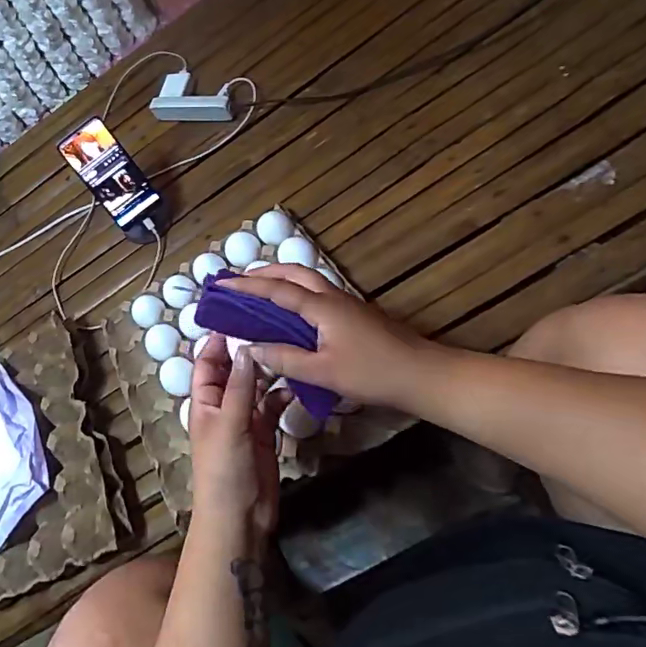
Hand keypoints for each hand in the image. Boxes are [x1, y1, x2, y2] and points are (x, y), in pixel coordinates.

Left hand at [189, 337, 289, 540]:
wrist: (240, 519)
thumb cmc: (223, 469)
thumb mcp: (228, 424)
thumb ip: (238, 386)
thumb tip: (245, 347)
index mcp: (204, 400)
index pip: (208, 361)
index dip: (219, 339)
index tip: (239, 314)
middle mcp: (223, 404)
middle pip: (234, 368)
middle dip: (249, 349)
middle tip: (273, 324)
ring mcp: (245, 418)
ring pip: (256, 384)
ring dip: (269, 369)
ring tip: (289, 346)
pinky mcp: (265, 432)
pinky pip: (273, 405)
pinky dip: (283, 393)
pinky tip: (297, 381)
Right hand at [222, 265, 440, 410]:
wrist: (423, 375)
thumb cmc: (373, 374)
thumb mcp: (324, 372)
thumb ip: (285, 358)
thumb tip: (249, 347)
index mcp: (321, 306)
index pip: (276, 290)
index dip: (247, 286)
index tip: (222, 284)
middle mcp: (332, 296)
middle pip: (293, 272)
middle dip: (264, 271)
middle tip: (239, 280)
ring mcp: (346, 302)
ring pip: (307, 279)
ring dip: (281, 278)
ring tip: (259, 289)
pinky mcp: (354, 313)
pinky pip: (316, 292)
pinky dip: (295, 291)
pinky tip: (291, 310)